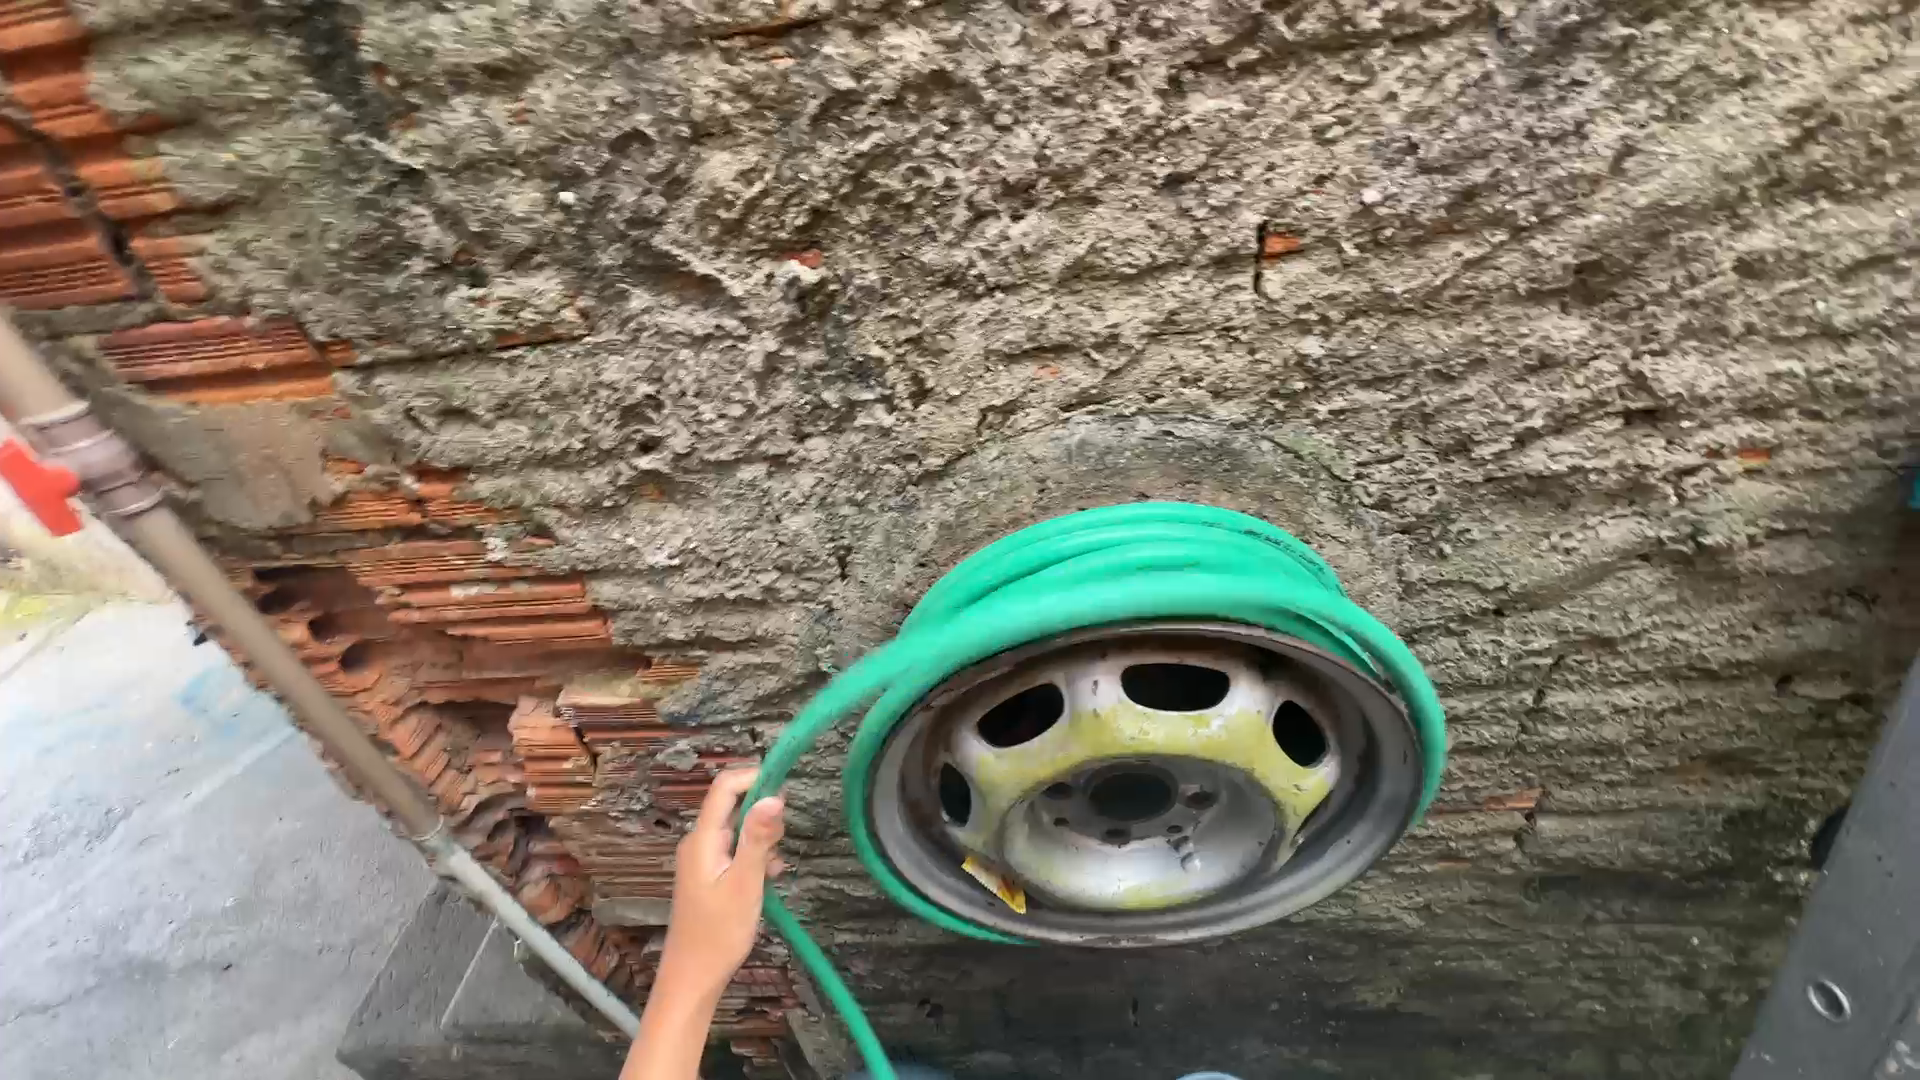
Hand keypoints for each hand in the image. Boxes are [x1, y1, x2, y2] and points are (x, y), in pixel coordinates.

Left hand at [656, 766, 785, 1002]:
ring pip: (739, 827)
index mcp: (703, 839)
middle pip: (734, 804)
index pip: (724, 786)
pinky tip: (770, 875)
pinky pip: (737, 848)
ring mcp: (704, 858)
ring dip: (762, 836)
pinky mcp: (710, 873)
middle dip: (763, 811)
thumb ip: (758, 838)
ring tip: (776, 864)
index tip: (785, 786)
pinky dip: (756, 854)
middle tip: (781, 840)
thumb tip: (775, 795)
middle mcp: (699, 841)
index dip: (754, 776)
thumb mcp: (745, 883)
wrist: (693, 980)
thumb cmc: (719, 933)